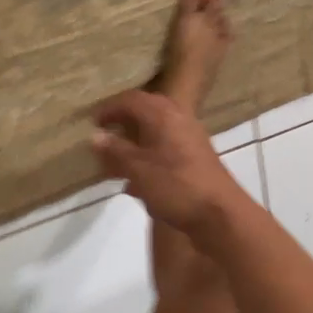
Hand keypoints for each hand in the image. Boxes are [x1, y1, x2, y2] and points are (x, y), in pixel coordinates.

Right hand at [91, 90, 246, 235]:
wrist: (220, 213)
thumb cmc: (176, 186)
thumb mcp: (139, 170)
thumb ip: (116, 151)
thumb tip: (95, 136)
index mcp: (163, 114)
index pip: (132, 99)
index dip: (110, 108)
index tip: (92, 122)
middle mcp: (179, 118)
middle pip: (146, 111)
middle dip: (123, 122)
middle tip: (104, 136)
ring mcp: (190, 138)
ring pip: (156, 132)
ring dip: (135, 143)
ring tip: (115, 163)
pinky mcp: (195, 158)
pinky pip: (165, 150)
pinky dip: (148, 159)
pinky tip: (135, 184)